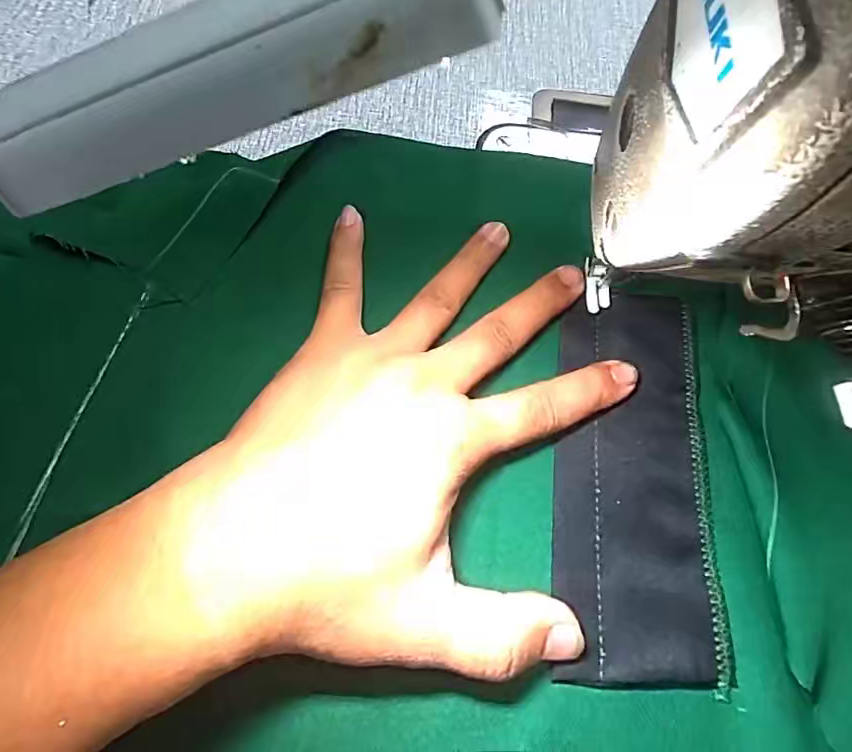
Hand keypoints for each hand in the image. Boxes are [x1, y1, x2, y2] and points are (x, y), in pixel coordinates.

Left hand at [154, 206, 635, 681]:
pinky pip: (338, 291)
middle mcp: (425, 384)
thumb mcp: (424, 622)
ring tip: (497, 230)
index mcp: (455, 439)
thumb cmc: (327, 583)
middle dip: (539, 305)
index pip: (541, 410)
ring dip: (470, 264)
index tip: (625, 368)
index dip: (588, 391)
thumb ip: (503, 634)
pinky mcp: (323, 350)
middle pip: (497, 335)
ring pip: (435, 299)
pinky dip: (344, 253)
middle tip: (570, 273)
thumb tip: (575, 637)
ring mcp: (374, 358)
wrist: (226, 552)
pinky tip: (348, 215)